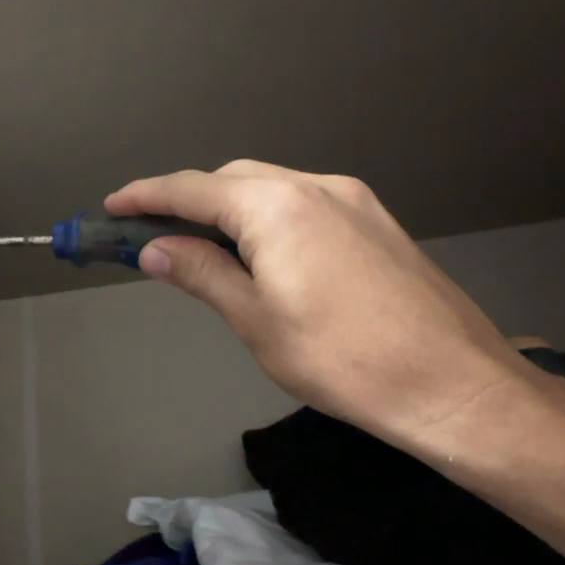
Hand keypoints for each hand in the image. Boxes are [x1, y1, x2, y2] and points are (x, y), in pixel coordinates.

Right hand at [105, 161, 527, 450]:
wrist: (454, 385)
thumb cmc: (341, 359)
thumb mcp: (255, 320)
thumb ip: (201, 273)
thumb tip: (154, 249)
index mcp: (278, 208)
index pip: (192, 190)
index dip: (145, 197)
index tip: (111, 207)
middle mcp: (316, 187)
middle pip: (232, 179)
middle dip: (186, 199)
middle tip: (150, 234)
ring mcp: (353, 201)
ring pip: (270, 187)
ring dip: (226, 207)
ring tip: (199, 246)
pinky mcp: (375, 222)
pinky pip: (302, 202)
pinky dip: (264, 216)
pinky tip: (257, 251)